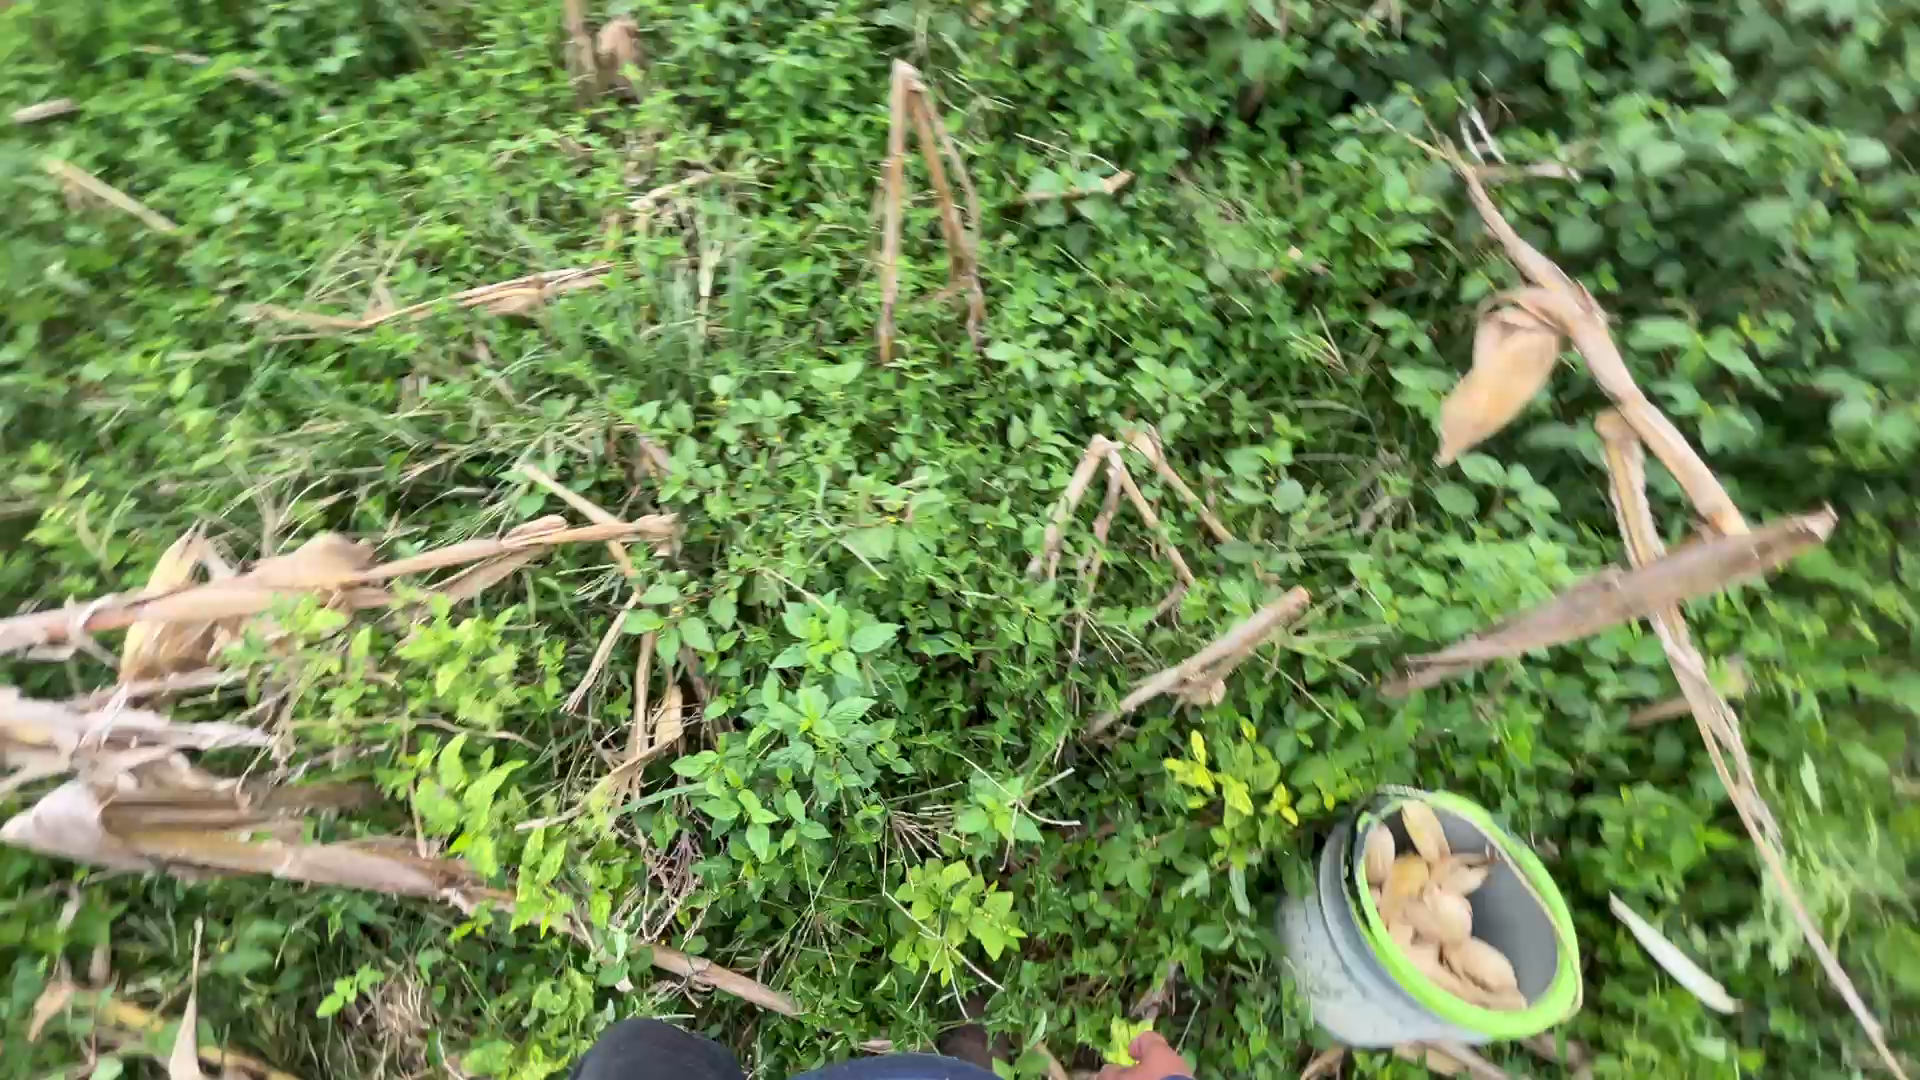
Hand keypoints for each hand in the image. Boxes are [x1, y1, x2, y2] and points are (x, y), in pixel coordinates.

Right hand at [1095, 1031, 1190, 1079]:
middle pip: (1159, 1057)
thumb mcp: (1123, 1079)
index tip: (1129, 1055)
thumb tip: (1106, 1071)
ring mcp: (1186, 1075)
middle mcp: (1174, 1058)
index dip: (1137, 1045)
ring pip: (1168, 1072)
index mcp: (1158, 1049)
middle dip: (1148, 1066)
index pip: (1148, 1037)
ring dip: (1158, 1077)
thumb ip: (1112, 1073)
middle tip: (1136, 1076)